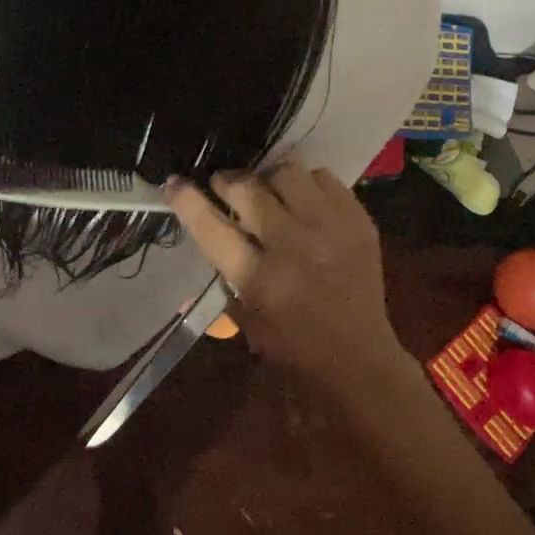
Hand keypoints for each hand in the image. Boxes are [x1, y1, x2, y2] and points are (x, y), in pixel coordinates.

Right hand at [166, 164, 401, 383]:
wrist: (359, 361)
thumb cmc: (291, 347)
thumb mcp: (244, 315)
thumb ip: (226, 268)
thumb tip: (211, 221)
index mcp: (260, 280)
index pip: (212, 226)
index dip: (187, 199)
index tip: (174, 182)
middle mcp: (295, 248)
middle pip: (248, 189)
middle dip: (227, 182)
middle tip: (224, 187)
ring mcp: (332, 230)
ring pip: (287, 173)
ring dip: (268, 180)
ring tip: (268, 192)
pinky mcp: (359, 223)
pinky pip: (325, 178)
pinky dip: (307, 185)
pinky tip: (303, 202)